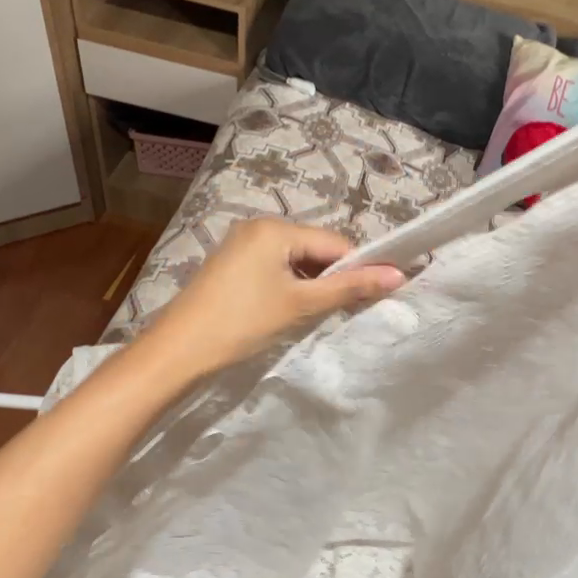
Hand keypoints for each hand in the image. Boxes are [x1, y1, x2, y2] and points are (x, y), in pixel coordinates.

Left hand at [141, 219, 405, 374]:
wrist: (178, 351)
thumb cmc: (243, 323)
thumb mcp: (301, 304)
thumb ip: (350, 287)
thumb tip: (399, 275)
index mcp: (276, 228)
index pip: (336, 243)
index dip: (361, 268)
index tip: (380, 295)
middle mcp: (259, 227)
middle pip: (316, 248)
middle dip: (337, 277)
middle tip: (352, 310)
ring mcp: (243, 245)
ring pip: (297, 260)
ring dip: (315, 285)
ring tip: (324, 313)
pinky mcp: (234, 265)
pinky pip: (277, 268)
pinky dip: (293, 286)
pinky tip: (297, 310)